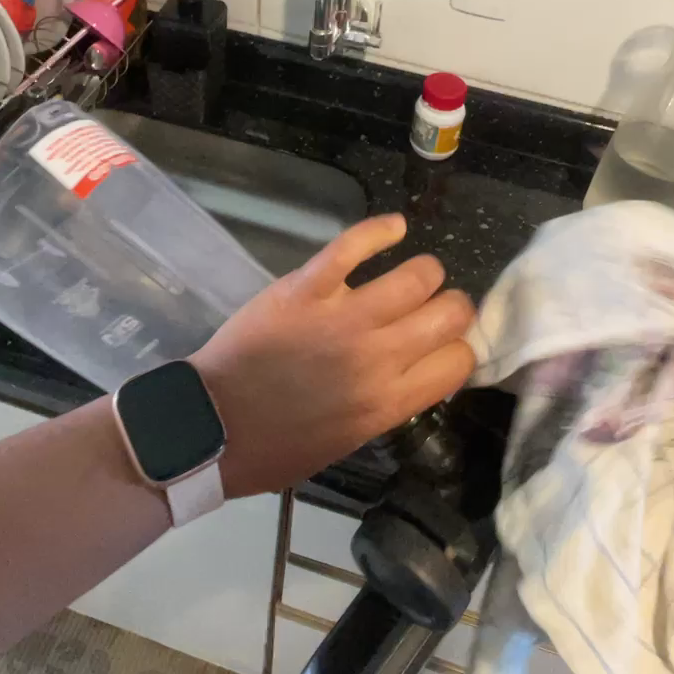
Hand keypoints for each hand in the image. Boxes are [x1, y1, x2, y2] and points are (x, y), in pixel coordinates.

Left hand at [191, 214, 476, 497]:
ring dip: (423, 272)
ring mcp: (343, 318)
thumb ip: (390, 401)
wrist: (213, 428)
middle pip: (452, 312)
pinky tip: (394, 227)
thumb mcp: (350, 439)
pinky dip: (380, 229)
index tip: (443, 344)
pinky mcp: (306, 288)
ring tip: (412, 276)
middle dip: (453, 306)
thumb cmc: (279, 446)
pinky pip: (353, 246)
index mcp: (390, 401)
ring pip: (417, 275)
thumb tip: (415, 368)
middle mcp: (379, 356)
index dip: (458, 347)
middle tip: (433, 307)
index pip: (460, 360)